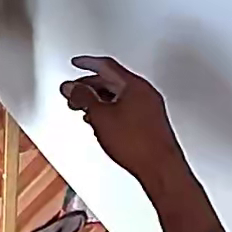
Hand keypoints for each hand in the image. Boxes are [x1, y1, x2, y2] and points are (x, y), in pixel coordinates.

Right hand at [60, 56, 222, 231]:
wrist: (160, 169)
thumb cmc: (137, 143)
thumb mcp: (99, 116)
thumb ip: (83, 98)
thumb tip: (72, 87)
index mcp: (134, 86)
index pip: (107, 65)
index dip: (87, 62)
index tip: (77, 61)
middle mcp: (145, 94)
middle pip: (112, 80)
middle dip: (89, 84)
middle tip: (73, 90)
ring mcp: (149, 108)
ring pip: (118, 95)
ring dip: (98, 98)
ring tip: (82, 107)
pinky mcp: (150, 122)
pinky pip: (125, 107)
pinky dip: (109, 109)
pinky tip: (99, 120)